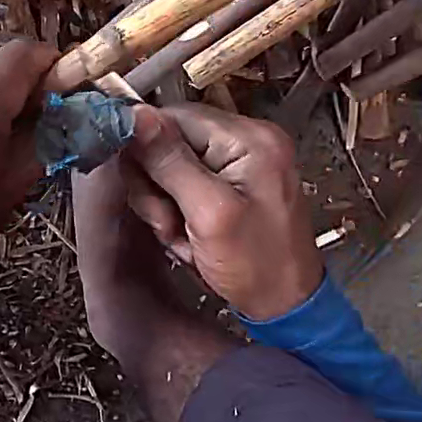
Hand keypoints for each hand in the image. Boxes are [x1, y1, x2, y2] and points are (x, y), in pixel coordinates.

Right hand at [119, 104, 320, 320]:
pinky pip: (177, 182)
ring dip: (161, 202)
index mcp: (249, 138)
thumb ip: (169, 160)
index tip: (148, 187)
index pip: (170, 116)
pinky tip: (188, 231)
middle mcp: (244, 140)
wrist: (284, 306)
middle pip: (165, 140)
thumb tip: (137, 115)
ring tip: (183, 231)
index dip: (147, 150)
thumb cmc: (259, 266)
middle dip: (156, 184)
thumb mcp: (208, 211)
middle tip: (170, 218)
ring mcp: (236, 161)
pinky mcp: (226, 181)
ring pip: (164, 164)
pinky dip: (173, 209)